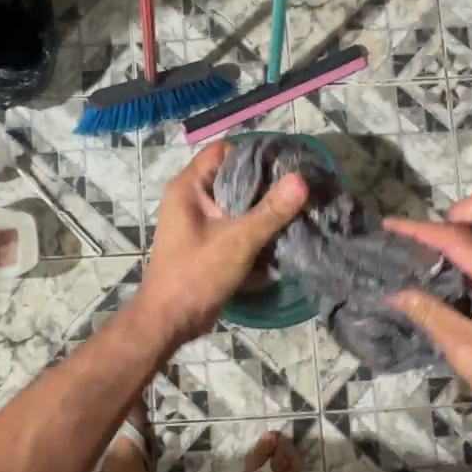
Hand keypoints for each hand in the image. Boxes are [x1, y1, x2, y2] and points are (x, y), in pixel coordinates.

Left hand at [134, 141, 307, 343]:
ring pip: (233, 202)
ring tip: (295, 205)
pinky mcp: (205, 241)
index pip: (222, 151)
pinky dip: (252, 225)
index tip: (285, 162)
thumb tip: (301, 179)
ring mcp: (196, 220)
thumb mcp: (238, 240)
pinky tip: (279, 230)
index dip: (252, 153)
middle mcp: (189, 198)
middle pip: (230, 176)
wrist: (170, 319)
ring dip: (259, 206)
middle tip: (297, 185)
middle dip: (262, 181)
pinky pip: (232, 223)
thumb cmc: (197, 273)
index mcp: (188, 187)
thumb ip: (270, 210)